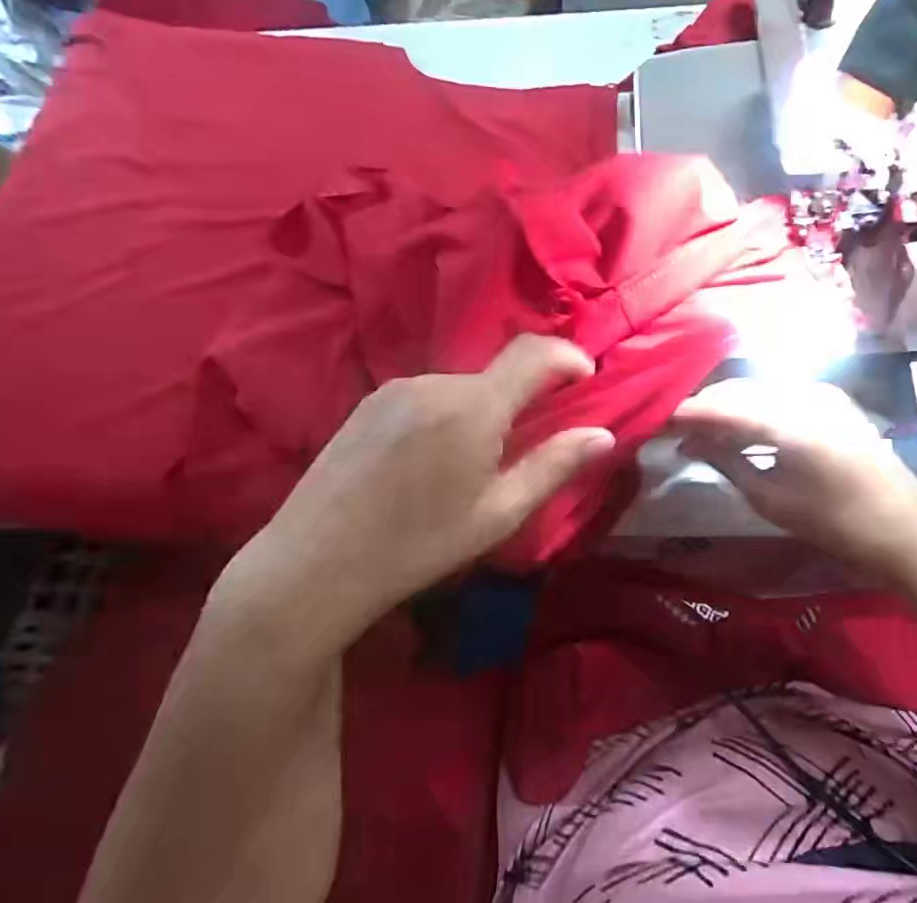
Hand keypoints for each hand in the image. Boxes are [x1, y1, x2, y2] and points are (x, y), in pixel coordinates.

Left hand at [214, 336, 612, 642]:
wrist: (313, 564)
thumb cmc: (417, 546)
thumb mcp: (498, 514)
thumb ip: (554, 465)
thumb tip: (603, 434)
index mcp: (472, 406)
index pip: (533, 353)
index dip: (568, 356)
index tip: (586, 376)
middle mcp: (433, 381)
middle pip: (496, 373)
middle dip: (523, 397)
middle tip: (526, 445)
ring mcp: (394, 389)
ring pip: (460, 387)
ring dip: (481, 409)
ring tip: (469, 465)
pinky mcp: (367, 403)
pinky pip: (426, 396)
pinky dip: (447, 415)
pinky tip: (427, 463)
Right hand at [671, 378, 916, 578]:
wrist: (907, 527)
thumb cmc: (838, 523)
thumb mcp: (773, 500)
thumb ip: (728, 463)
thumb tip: (690, 443)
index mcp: (790, 420)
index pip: (724, 407)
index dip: (688, 412)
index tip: (658, 421)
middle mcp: (805, 394)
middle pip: (740, 391)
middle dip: (706, 408)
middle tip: (677, 430)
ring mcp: (822, 394)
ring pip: (759, 391)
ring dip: (729, 408)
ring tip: (704, 433)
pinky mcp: (831, 401)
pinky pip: (780, 396)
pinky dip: (755, 410)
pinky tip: (741, 431)